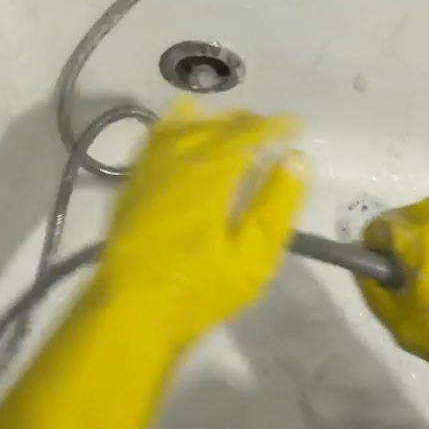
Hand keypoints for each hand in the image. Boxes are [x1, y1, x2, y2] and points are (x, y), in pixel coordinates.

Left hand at [95, 99, 306, 341]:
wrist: (130, 308)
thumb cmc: (199, 289)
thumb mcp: (253, 257)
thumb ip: (276, 205)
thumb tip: (298, 159)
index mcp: (211, 171)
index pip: (249, 133)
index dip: (275, 126)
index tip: (296, 126)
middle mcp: (180, 155)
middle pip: (218, 124)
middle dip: (249, 122)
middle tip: (273, 131)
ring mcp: (152, 163)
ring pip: (188, 122)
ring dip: (217, 120)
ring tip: (236, 129)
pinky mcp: (134, 177)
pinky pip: (160, 132)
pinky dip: (182, 123)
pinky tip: (187, 131)